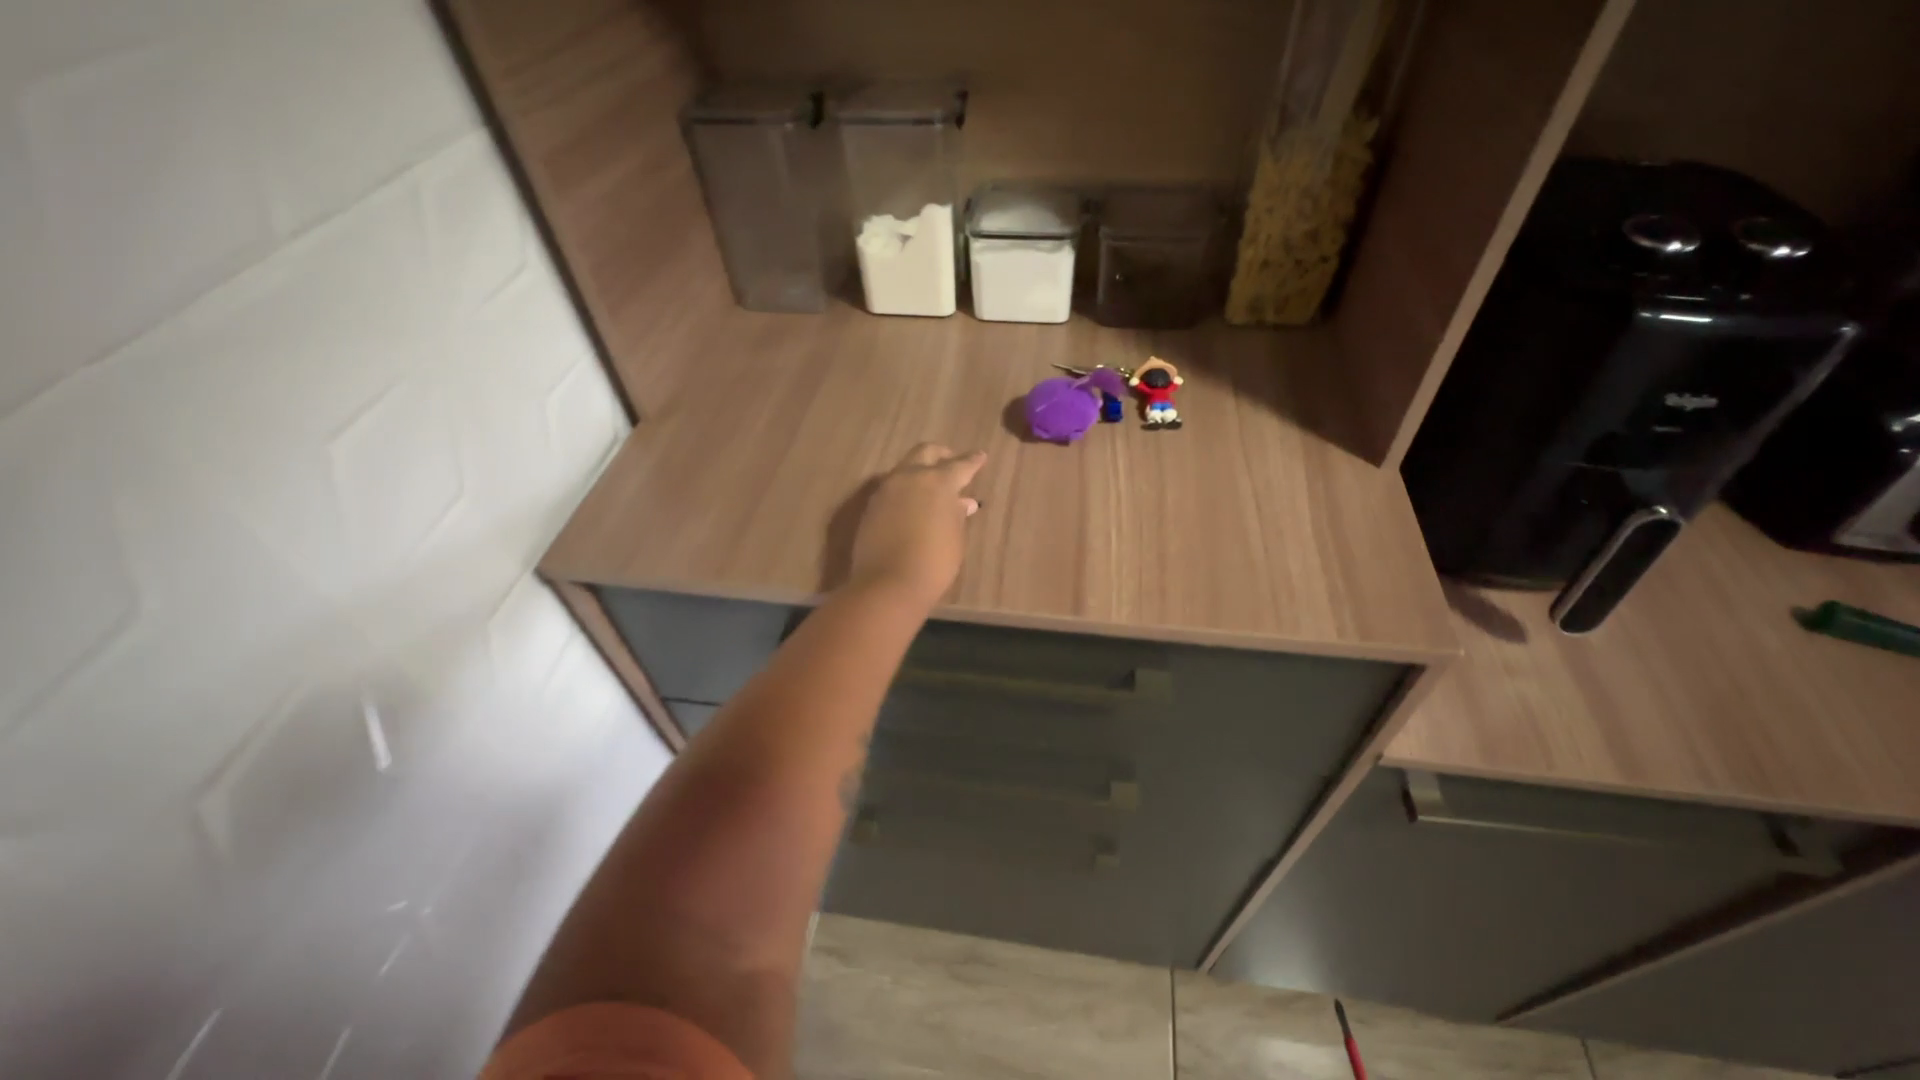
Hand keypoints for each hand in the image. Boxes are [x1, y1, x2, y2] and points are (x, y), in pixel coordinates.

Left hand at [848, 443, 985, 608]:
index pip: (960, 465)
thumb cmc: (934, 562)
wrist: (888, 583)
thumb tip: (962, 502)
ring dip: (919, 472)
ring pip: (905, 469)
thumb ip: (956, 514)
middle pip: (925, 453)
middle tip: (951, 462)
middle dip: (941, 455)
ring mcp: (886, 490)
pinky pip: (892, 488)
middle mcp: (909, 477)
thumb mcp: (954, 537)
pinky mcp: (871, 506)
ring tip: (930, 487)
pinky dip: (905, 490)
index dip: (973, 460)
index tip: (981, 455)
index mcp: (938, 481)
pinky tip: (912, 504)